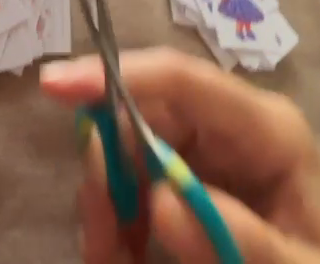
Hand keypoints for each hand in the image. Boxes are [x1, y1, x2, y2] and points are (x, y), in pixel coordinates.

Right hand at [40, 49, 319, 263]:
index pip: (179, 79)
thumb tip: (163, 198)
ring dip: (106, 206)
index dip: (115, 74)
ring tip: (109, 257)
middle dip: (108, 170)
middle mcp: (225, 126)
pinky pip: (127, 184)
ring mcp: (201, 151)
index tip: (55, 86)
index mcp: (264, 127)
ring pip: (123, 150)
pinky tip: (119, 256)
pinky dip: (113, 223)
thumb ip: (245, 240)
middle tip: (98, 239)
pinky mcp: (184, 178)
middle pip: (139, 113)